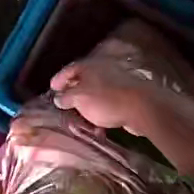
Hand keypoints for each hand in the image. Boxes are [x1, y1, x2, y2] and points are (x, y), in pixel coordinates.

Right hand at [50, 57, 179, 136]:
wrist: (141, 108)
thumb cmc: (105, 100)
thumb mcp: (79, 98)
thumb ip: (66, 97)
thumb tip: (58, 98)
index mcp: (89, 66)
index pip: (69, 69)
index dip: (59, 79)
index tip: (52, 88)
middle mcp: (103, 71)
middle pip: (83, 81)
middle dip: (72, 93)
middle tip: (63, 104)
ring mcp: (116, 83)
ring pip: (96, 94)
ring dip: (86, 107)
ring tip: (79, 119)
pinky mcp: (126, 97)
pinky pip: (108, 105)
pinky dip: (101, 114)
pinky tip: (98, 128)